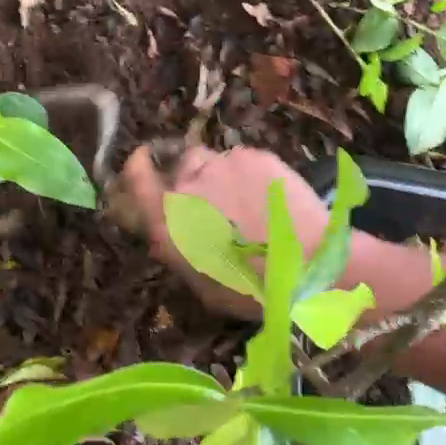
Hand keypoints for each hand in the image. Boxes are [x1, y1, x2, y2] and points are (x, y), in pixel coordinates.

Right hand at [119, 144, 334, 319]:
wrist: (308, 264)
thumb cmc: (254, 290)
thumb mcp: (203, 285)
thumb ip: (178, 252)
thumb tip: (168, 234)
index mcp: (170, 223)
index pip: (138, 180)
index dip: (137, 167)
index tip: (141, 159)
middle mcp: (189, 188)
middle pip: (181, 169)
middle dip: (193, 181)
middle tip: (218, 202)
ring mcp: (221, 166)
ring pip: (211, 160)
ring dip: (220, 174)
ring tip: (246, 198)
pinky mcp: (251, 155)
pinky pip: (240, 159)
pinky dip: (248, 173)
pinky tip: (268, 195)